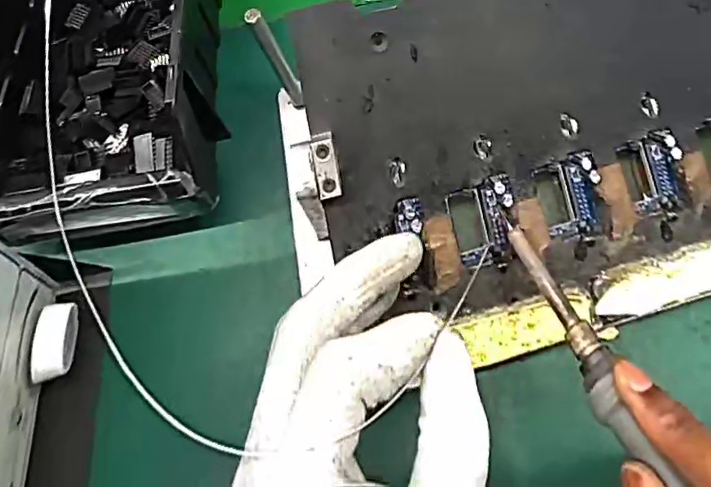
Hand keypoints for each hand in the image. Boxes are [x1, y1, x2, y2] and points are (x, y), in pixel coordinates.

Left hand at [235, 234, 486, 486]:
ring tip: (395, 274)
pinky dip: (348, 346)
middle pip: (299, 334)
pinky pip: (307, 383)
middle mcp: (261, 460)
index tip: (446, 334)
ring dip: (351, 304)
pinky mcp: (279, 467)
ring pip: (296, 353)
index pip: (341, 368)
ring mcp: (262, 461)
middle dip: (356, 279)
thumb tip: (448, 352)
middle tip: (406, 247)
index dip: (400, 339)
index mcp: (290, 475)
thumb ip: (449, 439)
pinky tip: (379, 334)